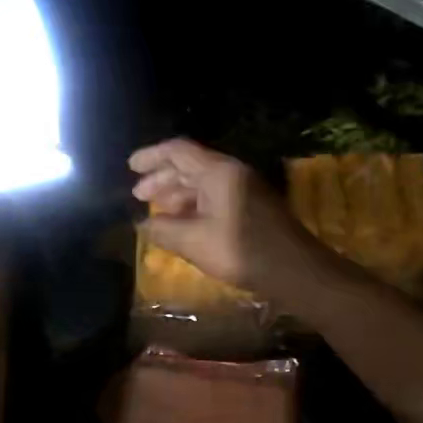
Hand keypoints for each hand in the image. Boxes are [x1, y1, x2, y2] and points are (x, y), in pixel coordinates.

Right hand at [128, 138, 320, 293]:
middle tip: (137, 195)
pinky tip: (180, 224)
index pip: (178, 151)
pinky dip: (191, 205)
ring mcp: (243, 190)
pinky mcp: (250, 208)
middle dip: (161, 178)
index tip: (130, 167)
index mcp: (217, 172)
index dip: (151, 156)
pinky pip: (213, 197)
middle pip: (189, 165)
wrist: (293, 270)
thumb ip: (163, 229)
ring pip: (201, 183)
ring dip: (175, 194)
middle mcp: (231, 173)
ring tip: (155, 211)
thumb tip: (143, 223)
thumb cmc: (239, 250)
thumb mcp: (192, 241)